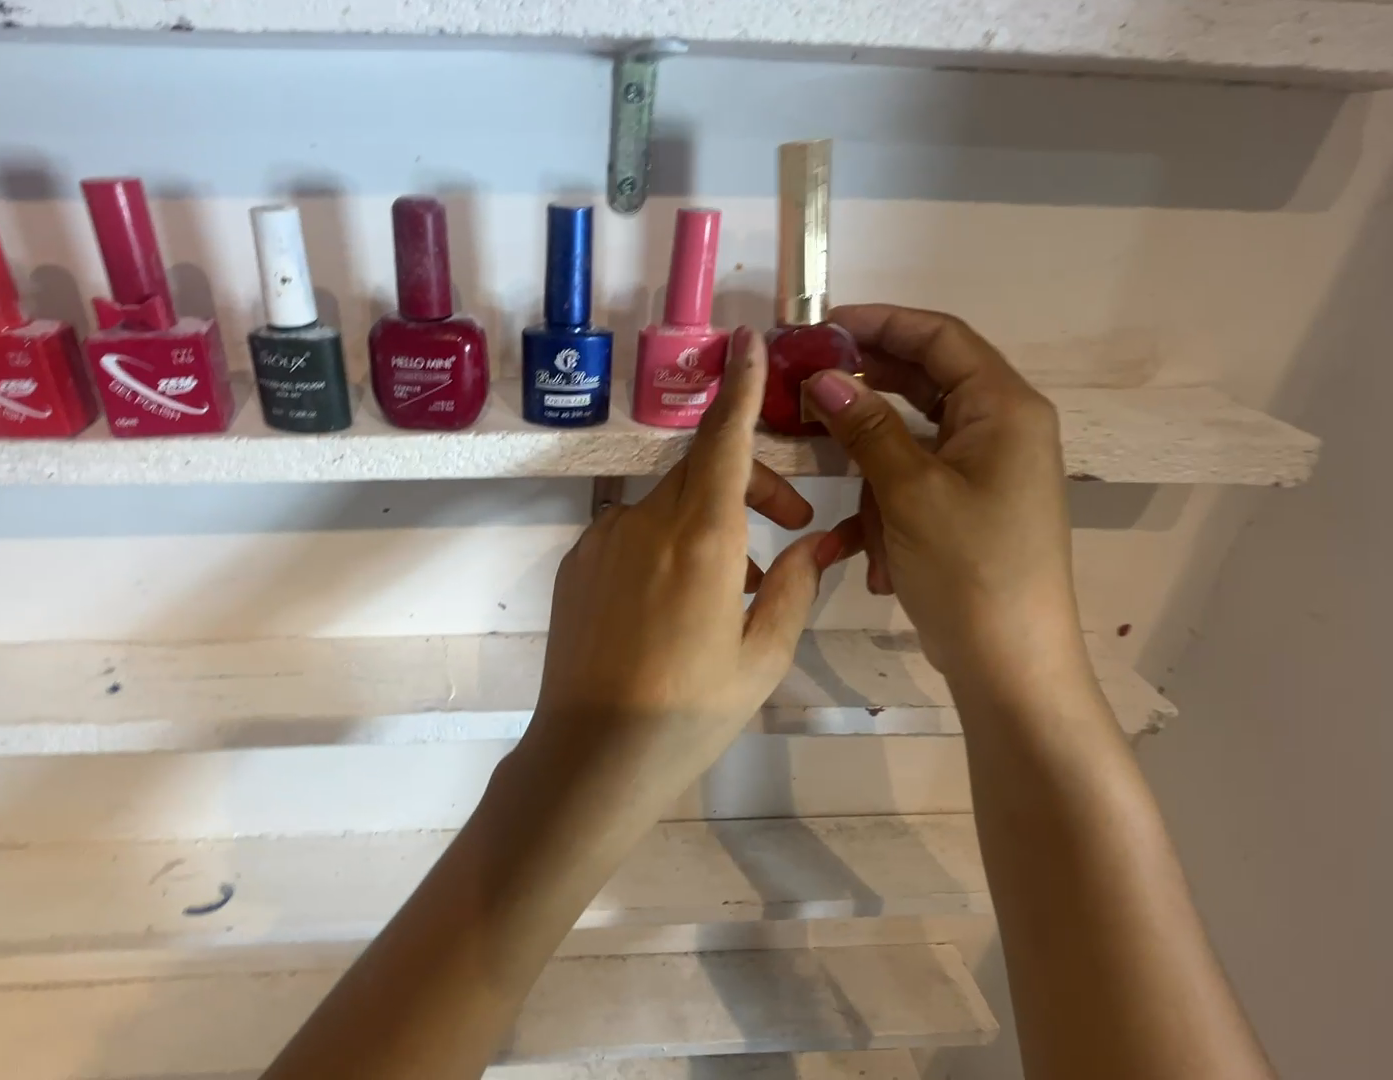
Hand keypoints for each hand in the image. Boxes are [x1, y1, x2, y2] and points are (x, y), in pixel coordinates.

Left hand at [521, 326, 838, 816]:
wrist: (590, 754)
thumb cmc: (688, 713)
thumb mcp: (760, 656)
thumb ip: (792, 588)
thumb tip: (815, 545)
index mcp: (699, 539)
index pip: (723, 442)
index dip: (739, 389)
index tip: (746, 342)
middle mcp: (643, 523)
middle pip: (702, 470)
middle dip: (751, 481)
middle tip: (793, 521)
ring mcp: (602, 540)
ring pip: (667, 504)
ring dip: (708, 522)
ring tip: (738, 585)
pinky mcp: (576, 563)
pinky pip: (632, 532)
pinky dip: (666, 544)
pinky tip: (678, 600)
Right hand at [804, 304, 1086, 696]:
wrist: (1009, 661)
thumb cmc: (969, 567)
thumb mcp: (909, 491)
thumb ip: (865, 426)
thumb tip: (822, 376)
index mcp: (1003, 408)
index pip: (940, 337)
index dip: (881, 323)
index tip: (820, 327)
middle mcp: (1000, 427)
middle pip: (925, 381)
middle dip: (863, 384)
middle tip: (802, 384)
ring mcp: (984, 469)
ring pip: (911, 435)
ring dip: (868, 454)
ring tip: (821, 464)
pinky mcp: (966, 505)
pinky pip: (913, 478)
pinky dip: (883, 498)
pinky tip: (863, 543)